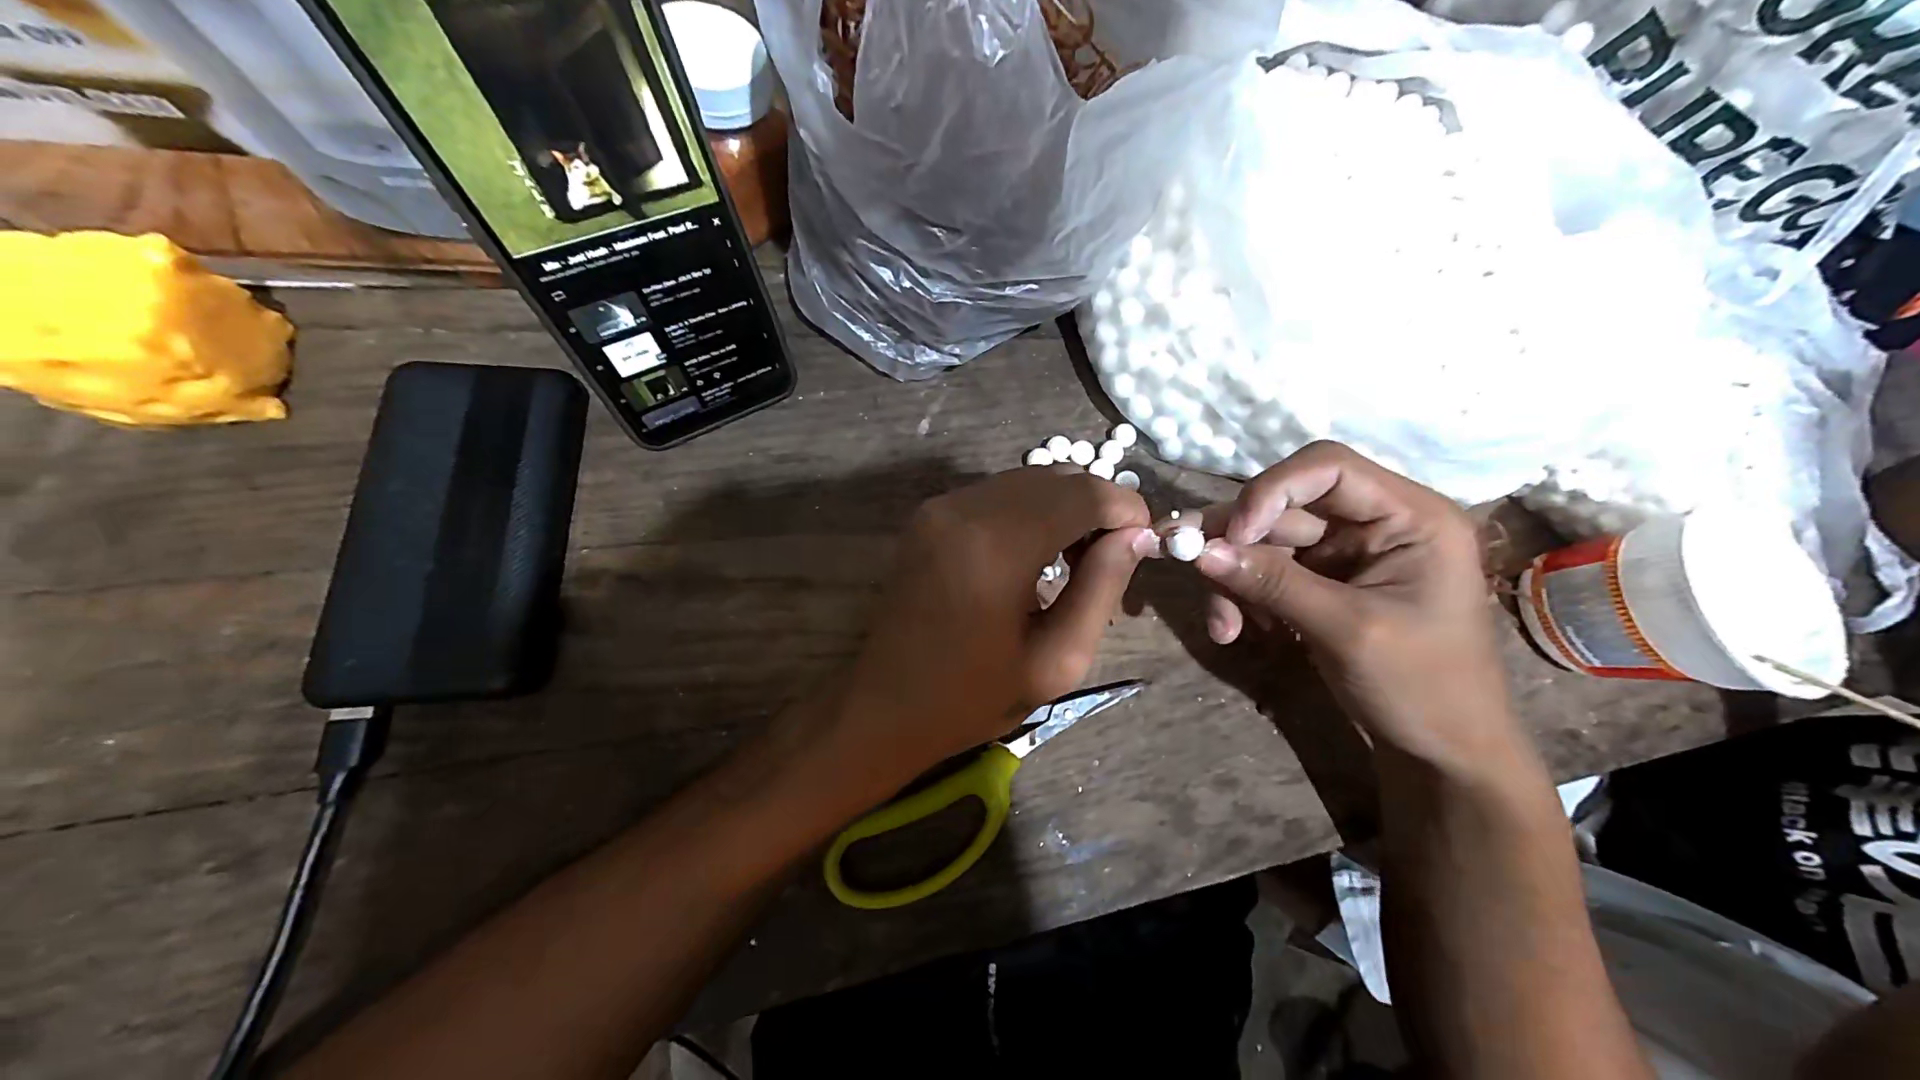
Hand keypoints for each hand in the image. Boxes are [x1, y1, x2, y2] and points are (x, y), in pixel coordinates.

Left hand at [839, 466, 1155, 774]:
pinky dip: (1029, 512)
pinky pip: (996, 494)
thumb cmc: (972, 696)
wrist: (883, 705)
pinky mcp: (928, 515)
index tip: (1144, 543)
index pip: (1084, 493)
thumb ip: (1102, 588)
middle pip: (1056, 477)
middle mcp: (965, 509)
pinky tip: (1034, 556)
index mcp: (998, 546)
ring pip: (1027, 481)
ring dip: (1063, 508)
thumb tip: (1136, 535)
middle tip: (1108, 561)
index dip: (1125, 509)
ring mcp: (940, 507)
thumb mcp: (1056, 659)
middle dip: (1096, 508)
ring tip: (1073, 564)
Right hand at [1185, 442, 1519, 768]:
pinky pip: (1266, 574)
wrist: (1442, 753)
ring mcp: (1346, 555)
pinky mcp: (1323, 583)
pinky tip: (1236, 632)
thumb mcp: (1345, 630)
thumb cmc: (1421, 687)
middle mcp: (1375, 523)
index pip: (1327, 468)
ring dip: (1234, 581)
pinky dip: (1244, 599)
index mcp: (1410, 516)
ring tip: (1223, 627)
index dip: (1270, 492)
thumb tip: (1198, 551)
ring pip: (1266, 544)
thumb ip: (1273, 584)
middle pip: (1284, 508)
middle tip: (1188, 569)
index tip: (1230, 538)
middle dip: (1237, 546)